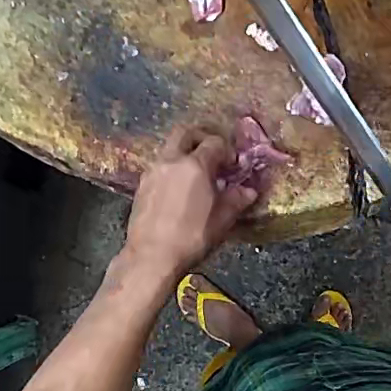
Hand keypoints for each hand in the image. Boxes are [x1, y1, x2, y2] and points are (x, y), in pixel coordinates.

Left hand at [120, 126, 258, 283]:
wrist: (151, 257)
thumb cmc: (191, 238)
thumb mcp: (221, 221)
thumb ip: (236, 200)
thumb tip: (248, 190)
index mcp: (195, 166)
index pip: (214, 142)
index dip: (227, 150)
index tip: (233, 165)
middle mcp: (171, 161)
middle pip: (186, 133)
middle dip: (201, 137)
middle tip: (213, 154)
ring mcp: (153, 171)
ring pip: (169, 148)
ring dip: (184, 152)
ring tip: (196, 174)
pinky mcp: (142, 185)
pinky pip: (159, 165)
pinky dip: (172, 167)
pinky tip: (178, 188)